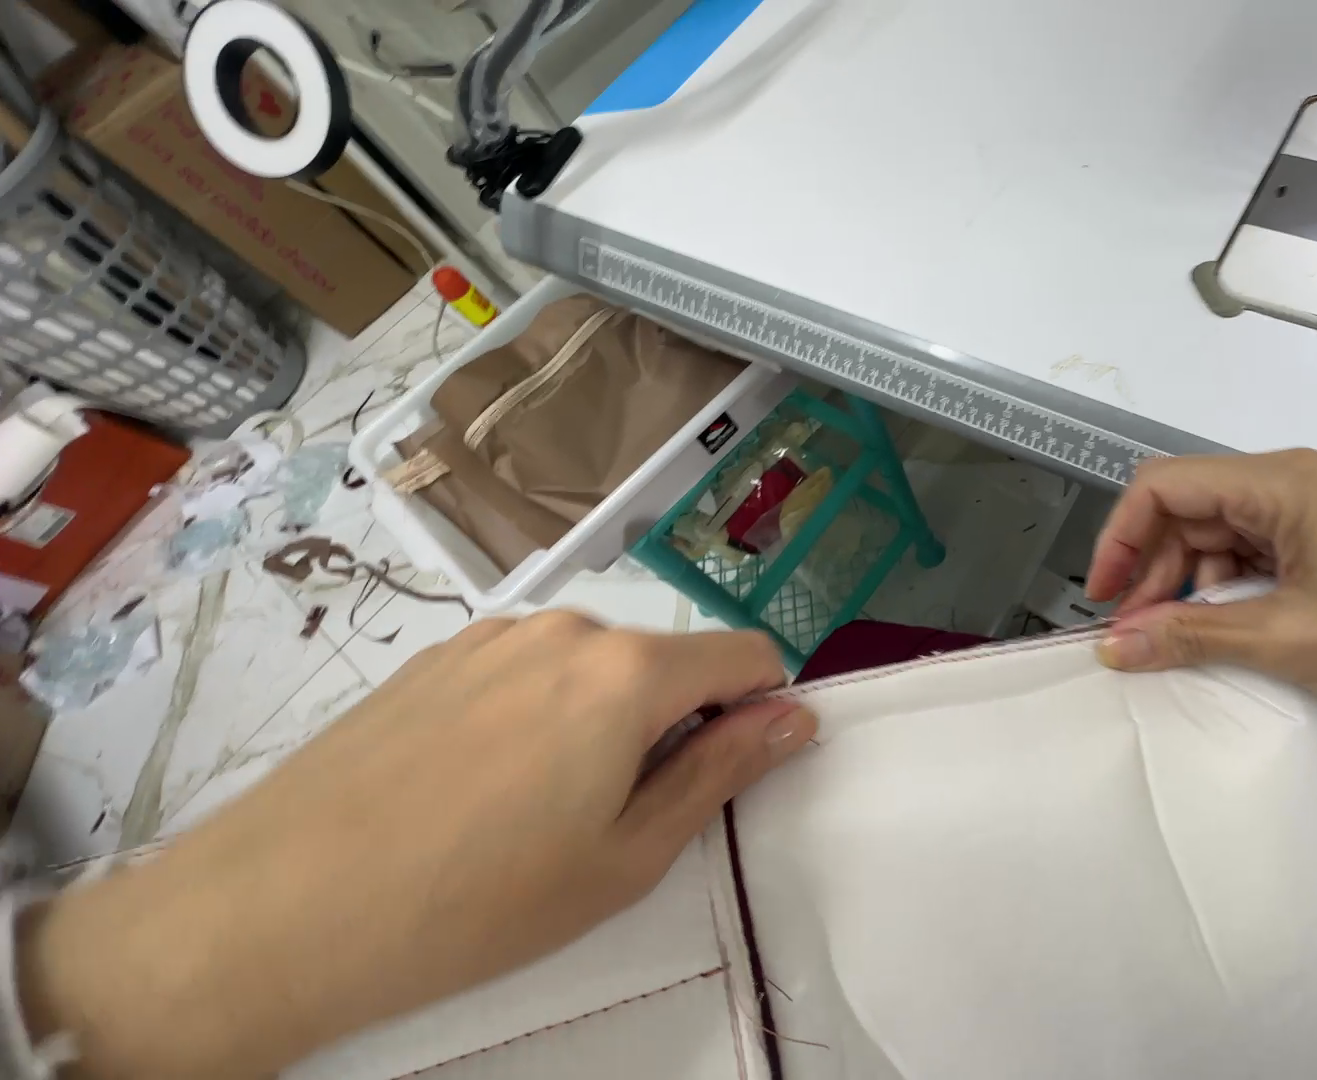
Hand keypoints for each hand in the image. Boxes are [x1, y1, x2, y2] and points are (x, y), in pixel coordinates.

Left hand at [19, 615, 814, 1078]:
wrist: (260, 917)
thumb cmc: (476, 903)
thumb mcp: (630, 854)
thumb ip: (725, 768)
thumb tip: (794, 716)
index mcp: (630, 671)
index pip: (750, 655)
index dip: (761, 708)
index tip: (727, 769)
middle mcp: (573, 628)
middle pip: (673, 660)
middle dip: (678, 719)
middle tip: (620, 809)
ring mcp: (501, 633)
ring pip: (605, 663)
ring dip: (611, 715)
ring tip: (543, 799)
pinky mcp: (444, 652)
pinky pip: (538, 665)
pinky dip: (549, 707)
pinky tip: (484, 776)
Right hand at [1085, 451, 1316, 733]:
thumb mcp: (1288, 640)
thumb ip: (1189, 636)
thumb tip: (1110, 646)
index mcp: (1280, 482)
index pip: (1164, 485)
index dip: (1120, 538)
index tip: (1103, 600)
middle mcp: (1293, 480)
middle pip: (1189, 509)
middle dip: (1152, 570)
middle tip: (1136, 638)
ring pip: (1219, 533)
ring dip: (1187, 584)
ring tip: (1175, 642)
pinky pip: (1257, 552)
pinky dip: (1227, 588)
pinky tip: (1223, 629)